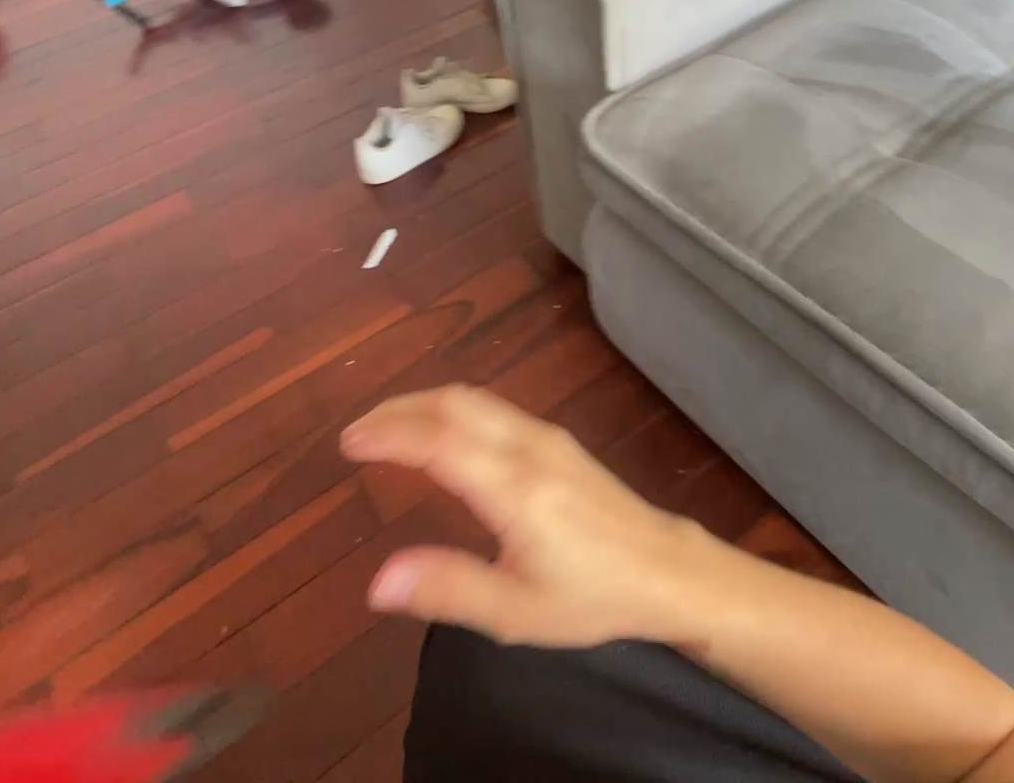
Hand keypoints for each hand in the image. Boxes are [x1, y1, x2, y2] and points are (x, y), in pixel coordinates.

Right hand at [339, 385, 724, 647]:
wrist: (664, 569)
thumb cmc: (591, 596)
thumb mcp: (517, 612)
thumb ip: (448, 589)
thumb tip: (377, 582)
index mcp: (515, 488)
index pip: (439, 442)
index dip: (390, 434)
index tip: (349, 442)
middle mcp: (529, 448)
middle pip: (455, 404)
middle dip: (400, 409)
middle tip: (357, 431)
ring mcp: (547, 439)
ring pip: (476, 401)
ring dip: (426, 404)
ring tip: (388, 427)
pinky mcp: (558, 441)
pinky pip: (495, 409)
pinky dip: (454, 409)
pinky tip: (443, 432)